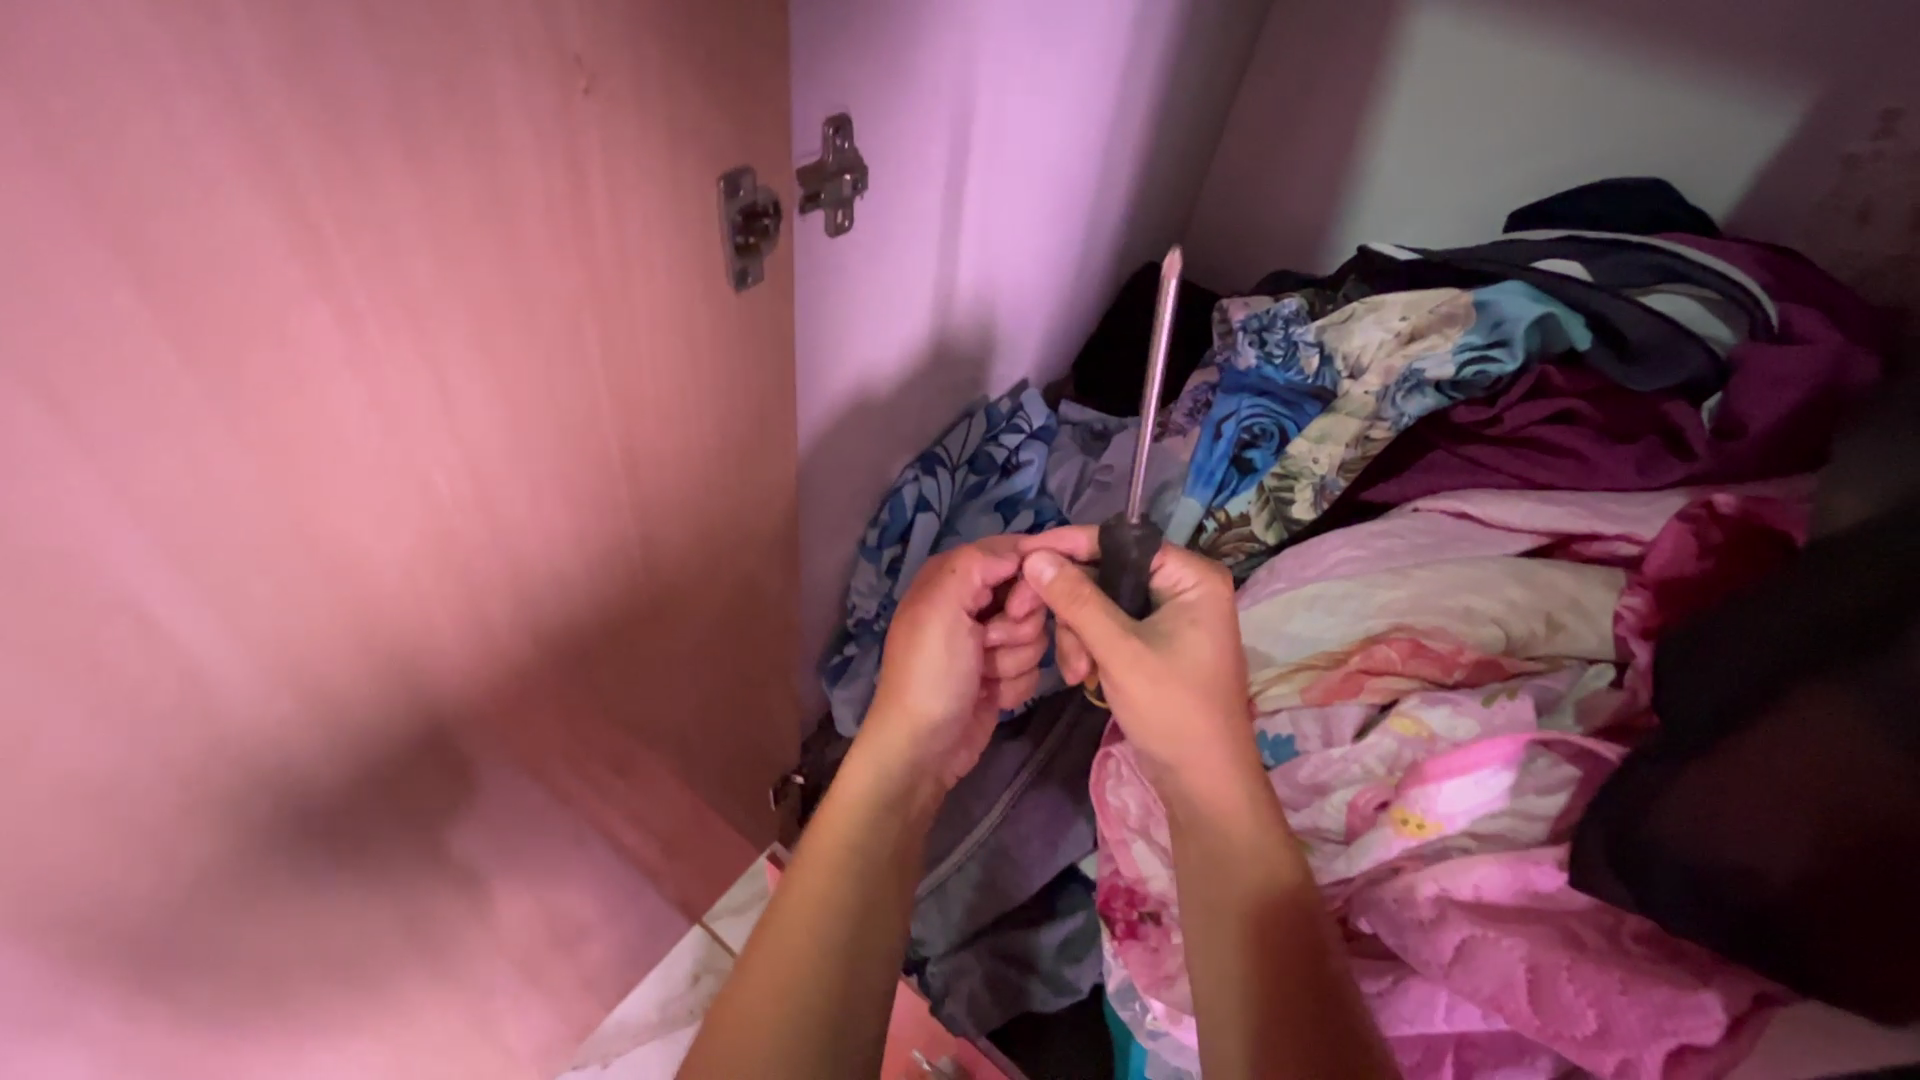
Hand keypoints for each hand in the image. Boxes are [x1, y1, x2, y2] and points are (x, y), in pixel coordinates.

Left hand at [861, 537, 1051, 791]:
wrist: (923, 748)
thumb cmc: (930, 674)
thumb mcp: (941, 607)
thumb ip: (977, 564)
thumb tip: (1019, 550)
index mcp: (953, 576)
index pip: (1012, 551)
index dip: (1033, 571)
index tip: (1028, 601)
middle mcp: (972, 602)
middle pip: (1032, 595)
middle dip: (1018, 625)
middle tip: (988, 643)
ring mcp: (988, 641)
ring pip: (1037, 633)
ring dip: (1013, 659)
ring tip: (983, 674)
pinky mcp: (1002, 673)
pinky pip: (1035, 666)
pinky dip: (1014, 684)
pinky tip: (989, 695)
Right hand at [1011, 526, 1258, 796]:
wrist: (1202, 782)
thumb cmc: (1172, 711)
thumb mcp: (1119, 651)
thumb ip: (1076, 600)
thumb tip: (1035, 556)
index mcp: (1191, 577)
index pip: (1120, 542)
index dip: (1071, 547)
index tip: (1024, 556)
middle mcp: (1182, 587)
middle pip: (1106, 573)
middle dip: (1073, 609)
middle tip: (1038, 628)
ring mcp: (1168, 616)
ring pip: (1100, 603)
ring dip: (1078, 635)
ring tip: (1076, 674)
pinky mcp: (1154, 643)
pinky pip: (1109, 627)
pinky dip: (1090, 648)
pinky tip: (1083, 678)